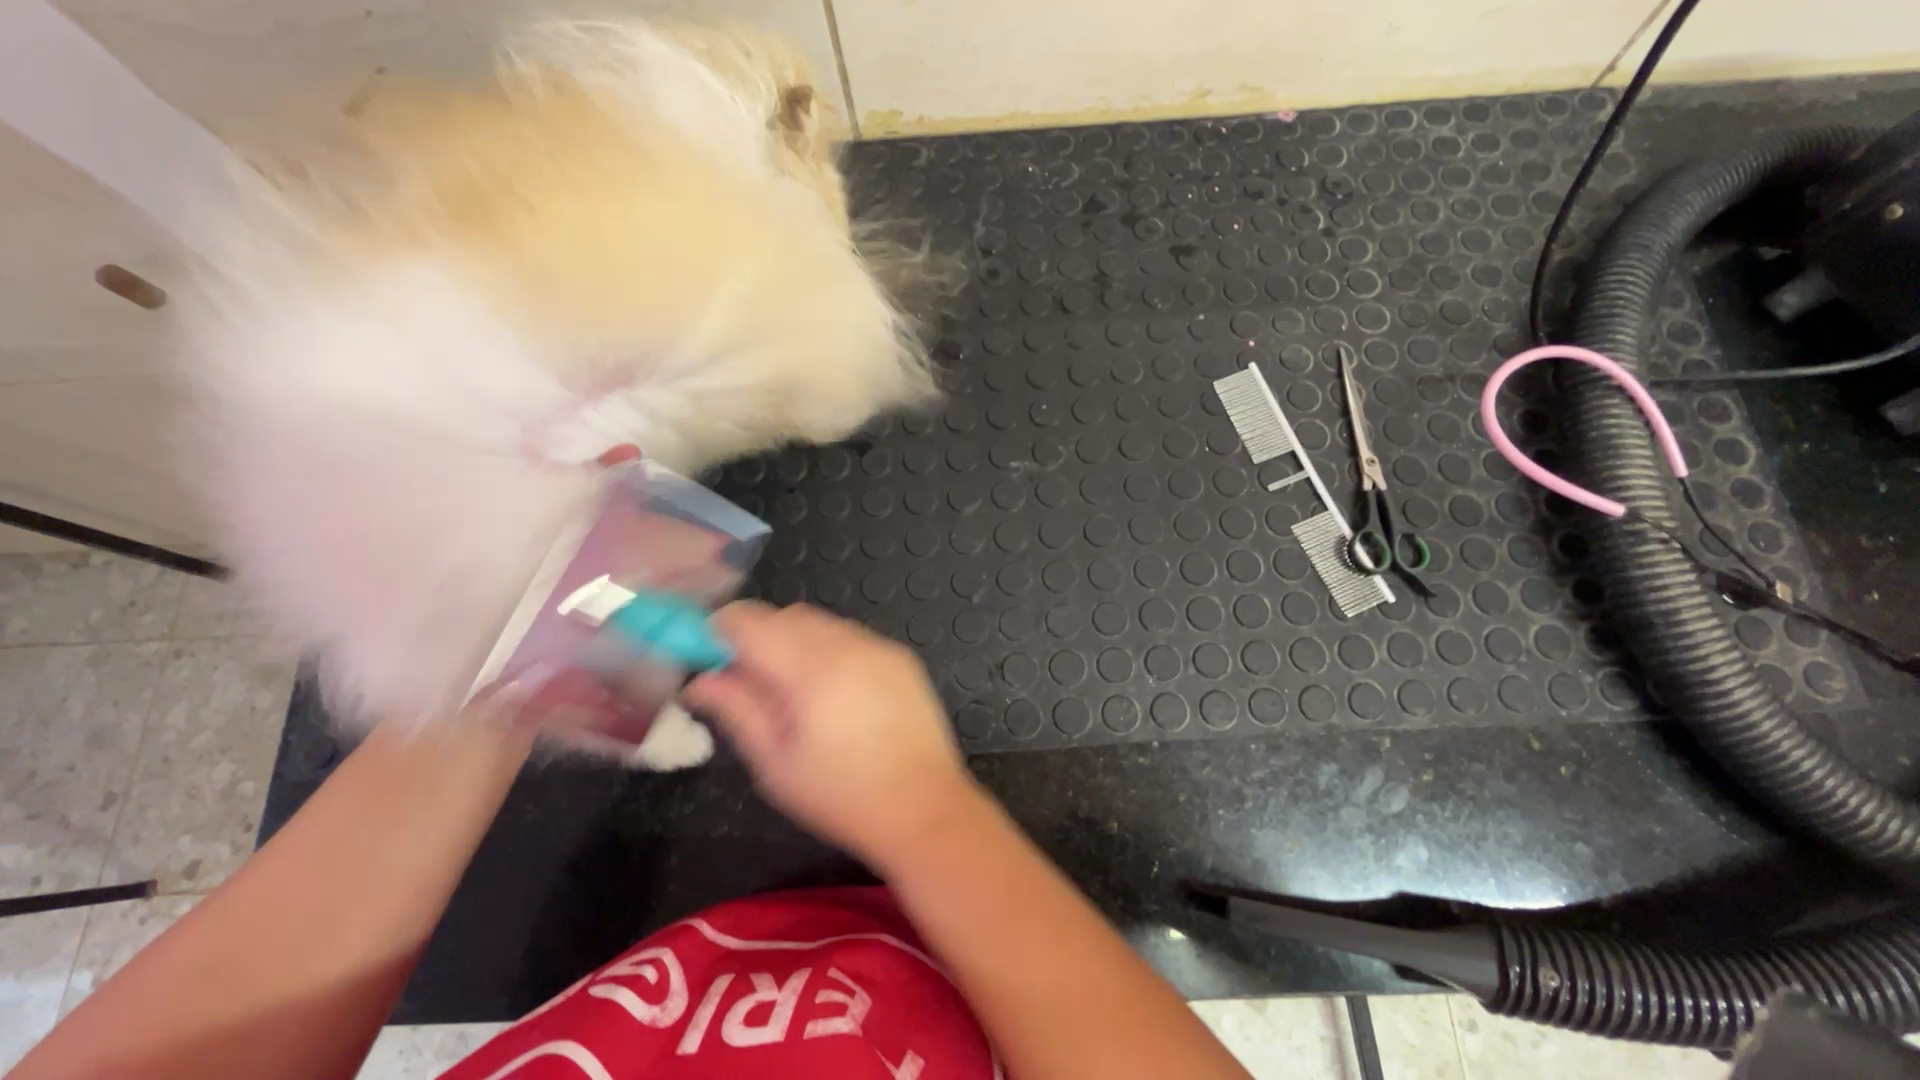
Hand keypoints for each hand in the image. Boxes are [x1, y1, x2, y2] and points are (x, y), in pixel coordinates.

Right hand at [684, 601, 982, 870]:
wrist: (925, 809)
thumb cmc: (841, 796)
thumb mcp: (775, 763)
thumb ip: (736, 710)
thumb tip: (699, 679)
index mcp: (810, 668)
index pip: (748, 621)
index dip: (718, 632)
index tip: (705, 657)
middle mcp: (847, 644)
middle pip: (784, 616)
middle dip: (757, 638)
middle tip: (748, 685)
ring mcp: (879, 647)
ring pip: (819, 623)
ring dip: (794, 643)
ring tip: (794, 696)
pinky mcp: (901, 658)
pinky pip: (850, 637)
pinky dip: (828, 651)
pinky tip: (832, 696)